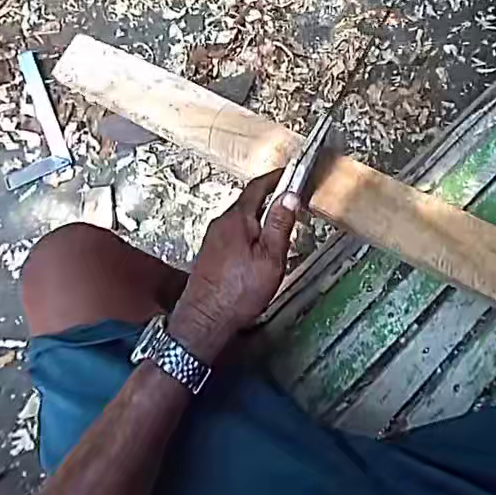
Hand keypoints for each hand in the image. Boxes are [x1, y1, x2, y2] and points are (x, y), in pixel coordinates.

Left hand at [169, 170, 304, 361]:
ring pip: (241, 218)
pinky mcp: (210, 253)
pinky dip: (250, 230)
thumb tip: (290, 195)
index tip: (290, 172)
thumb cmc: (238, 292)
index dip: (276, 177)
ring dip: (260, 215)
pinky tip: (259, 246)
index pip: (257, 187)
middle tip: (290, 198)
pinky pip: (234, 232)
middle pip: (248, 202)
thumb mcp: (270, 257)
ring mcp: (213, 239)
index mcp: (236, 219)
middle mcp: (221, 224)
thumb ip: (280, 224)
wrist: (205, 322)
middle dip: (270, 197)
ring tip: (279, 223)